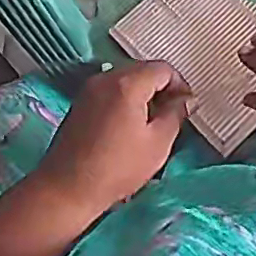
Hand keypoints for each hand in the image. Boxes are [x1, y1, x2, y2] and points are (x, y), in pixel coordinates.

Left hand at [33, 62, 192, 212]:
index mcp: (127, 84)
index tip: (186, 106)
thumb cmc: (117, 168)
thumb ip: (176, 114)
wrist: (68, 186)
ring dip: (143, 94)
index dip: (181, 85)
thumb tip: (187, 100)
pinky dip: (125, 100)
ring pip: (126, 80)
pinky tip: (129, 126)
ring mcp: (90, 89)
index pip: (163, 69)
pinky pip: (110, 90)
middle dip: (162, 88)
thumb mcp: (157, 144)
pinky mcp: (80, 102)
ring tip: (152, 124)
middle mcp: (105, 78)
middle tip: (172, 115)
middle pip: (143, 70)